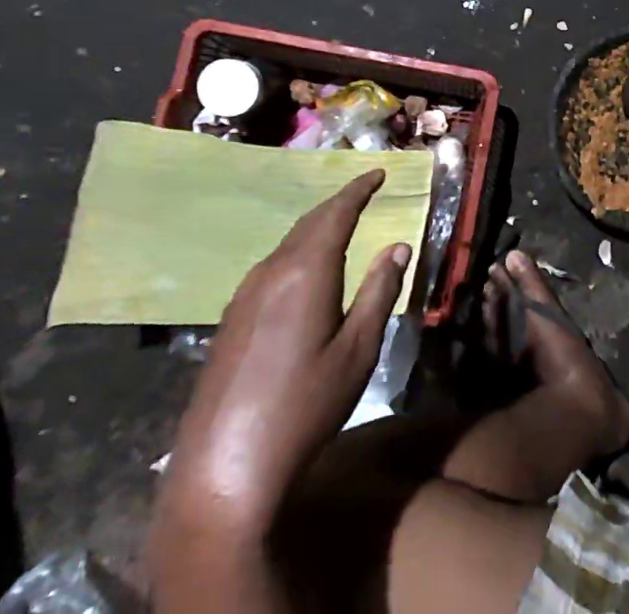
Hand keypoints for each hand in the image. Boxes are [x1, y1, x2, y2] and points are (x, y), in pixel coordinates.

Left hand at [154, 170, 410, 540]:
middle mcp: (271, 268)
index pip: (335, 214)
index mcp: (305, 270)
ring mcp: (245, 290)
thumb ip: (379, 293)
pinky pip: (272, 268)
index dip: (357, 190)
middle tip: (364, 194)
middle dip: (338, 205)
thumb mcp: (356, 352)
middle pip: (309, 224)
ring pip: (288, 245)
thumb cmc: (306, 404)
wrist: (229, 455)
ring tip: (341, 228)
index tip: (377, 172)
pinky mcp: (233, 313)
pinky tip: (306, 274)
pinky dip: (297, 255)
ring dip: (316, 230)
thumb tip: (399, 246)